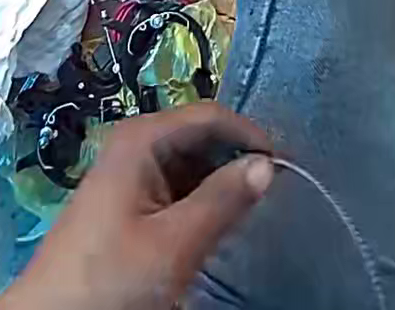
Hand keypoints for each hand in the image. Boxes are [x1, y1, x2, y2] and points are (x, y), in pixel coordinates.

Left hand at [0, 103, 274, 309]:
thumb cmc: (110, 279)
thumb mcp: (173, 245)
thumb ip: (222, 200)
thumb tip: (268, 163)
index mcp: (143, 137)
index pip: (208, 115)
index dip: (248, 133)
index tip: (284, 165)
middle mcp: (137, 142)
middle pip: (199, 135)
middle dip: (235, 157)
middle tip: (271, 190)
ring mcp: (131, 170)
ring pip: (190, 162)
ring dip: (220, 181)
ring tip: (249, 207)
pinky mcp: (129, 199)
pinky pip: (176, 185)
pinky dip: (201, 198)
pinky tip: (216, 221)